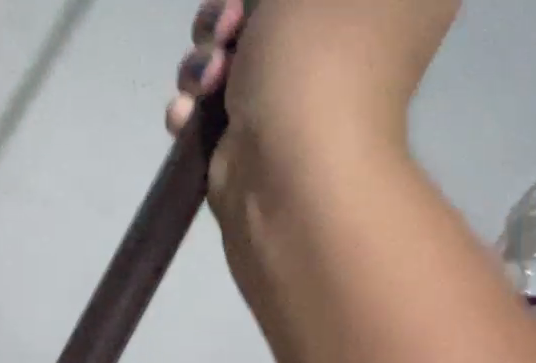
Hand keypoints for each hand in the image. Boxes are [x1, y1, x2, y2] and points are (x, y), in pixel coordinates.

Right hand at [162, 0, 458, 288]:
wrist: (291, 172)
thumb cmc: (317, 60)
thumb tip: (258, 5)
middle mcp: (349, 38)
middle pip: (267, 8)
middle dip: (228, 15)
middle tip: (227, 30)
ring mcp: (299, 92)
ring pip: (232, 53)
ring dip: (202, 63)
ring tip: (205, 84)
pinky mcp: (256, 133)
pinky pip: (214, 104)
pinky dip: (194, 106)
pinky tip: (187, 113)